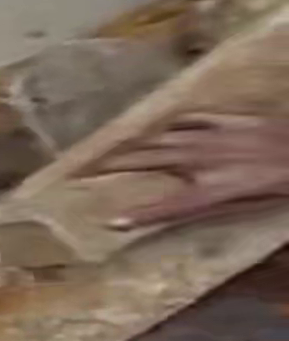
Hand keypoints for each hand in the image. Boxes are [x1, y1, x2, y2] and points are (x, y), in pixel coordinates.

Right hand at [93, 112, 288, 228]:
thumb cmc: (284, 186)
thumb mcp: (233, 205)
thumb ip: (177, 212)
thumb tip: (115, 222)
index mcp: (202, 182)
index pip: (142, 187)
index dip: (108, 185)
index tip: (73, 187)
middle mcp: (200, 156)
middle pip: (143, 157)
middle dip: (109, 162)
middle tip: (83, 167)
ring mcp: (220, 135)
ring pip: (164, 137)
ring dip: (137, 143)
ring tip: (117, 149)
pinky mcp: (240, 122)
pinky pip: (199, 118)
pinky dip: (177, 123)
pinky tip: (169, 126)